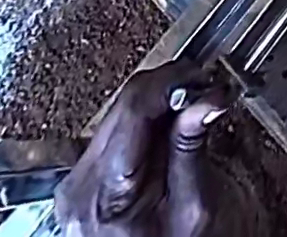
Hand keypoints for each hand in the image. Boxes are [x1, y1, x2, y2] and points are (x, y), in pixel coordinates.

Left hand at [54, 61, 230, 236]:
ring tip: (197, 108)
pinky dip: (152, 117)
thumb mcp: (196, 207)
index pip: (134, 107)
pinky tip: (176, 126)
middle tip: (208, 89)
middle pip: (126, 102)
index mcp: (104, 193)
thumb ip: (192, 147)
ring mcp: (78, 181)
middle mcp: (80, 183)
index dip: (174, 81)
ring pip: (123, 108)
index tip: (206, 79)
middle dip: (172, 86)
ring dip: (164, 98)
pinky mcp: (85, 178)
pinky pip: (120, 127)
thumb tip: (207, 96)